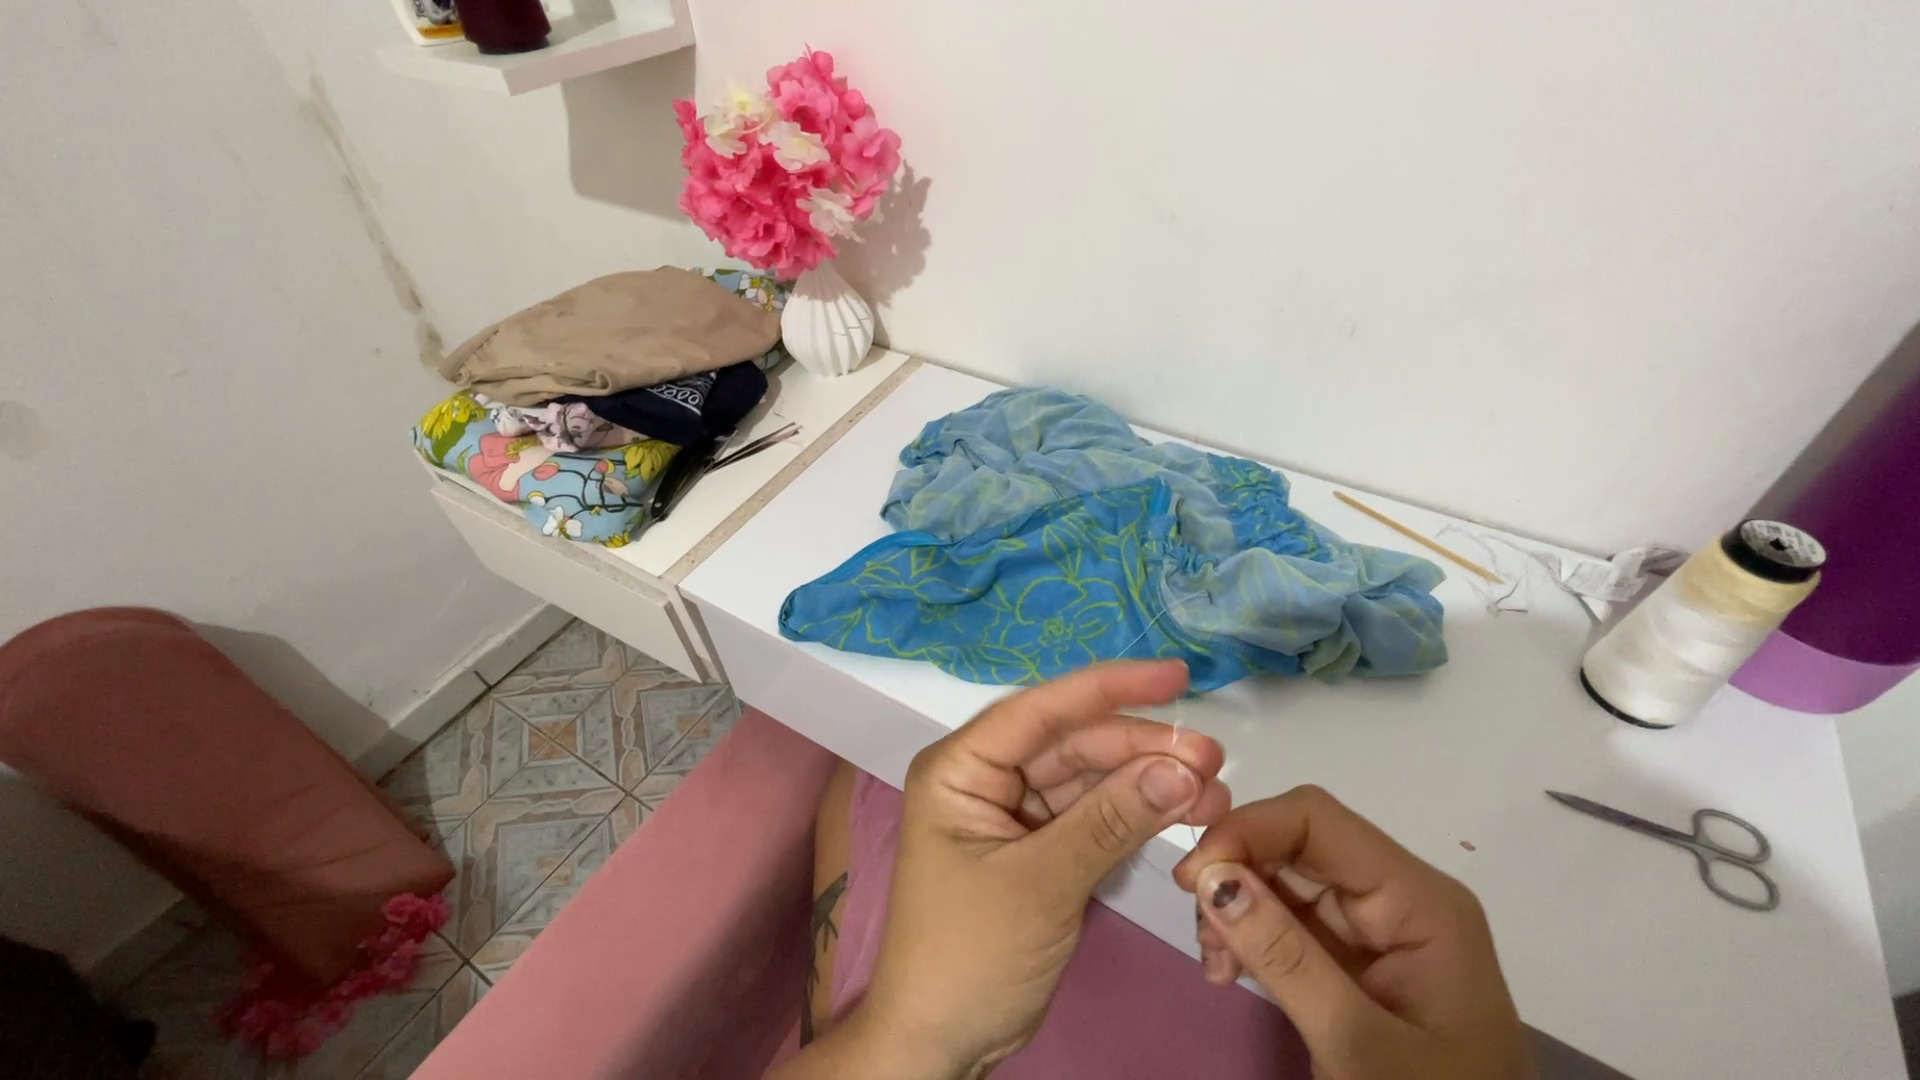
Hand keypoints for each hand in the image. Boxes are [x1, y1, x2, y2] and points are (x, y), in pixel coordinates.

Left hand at [833, 661, 1231, 1077]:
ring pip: (1090, 777)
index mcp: (961, 767)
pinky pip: (1094, 814)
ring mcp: (1015, 811)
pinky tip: (1184, 810)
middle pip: (1073, 742)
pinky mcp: (1040, 845)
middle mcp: (986, 776)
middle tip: (1213, 757)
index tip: (1175, 675)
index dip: (1110, 687)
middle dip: (1141, 747)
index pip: (1041, 710)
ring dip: (1148, 780)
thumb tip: (1181, 769)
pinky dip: (1136, 813)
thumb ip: (1110, 822)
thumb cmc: (970, 955)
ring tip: (1214, 789)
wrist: (942, 1043)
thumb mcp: (1040, 883)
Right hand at [1176, 786, 1533, 1079]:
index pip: (1317, 821)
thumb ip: (1285, 957)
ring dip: (1234, 907)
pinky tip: (1229, 970)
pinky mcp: (1353, 954)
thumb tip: (1211, 875)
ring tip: (1216, 965)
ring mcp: (1375, 925)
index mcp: (1419, 901)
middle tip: (1201, 936)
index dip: (1246, 830)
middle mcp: (1397, 895)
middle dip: (1235, 874)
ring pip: (1281, 876)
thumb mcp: (1358, 1046)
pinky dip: (1247, 934)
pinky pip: (1285, 916)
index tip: (1190, 879)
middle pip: (1295, 842)